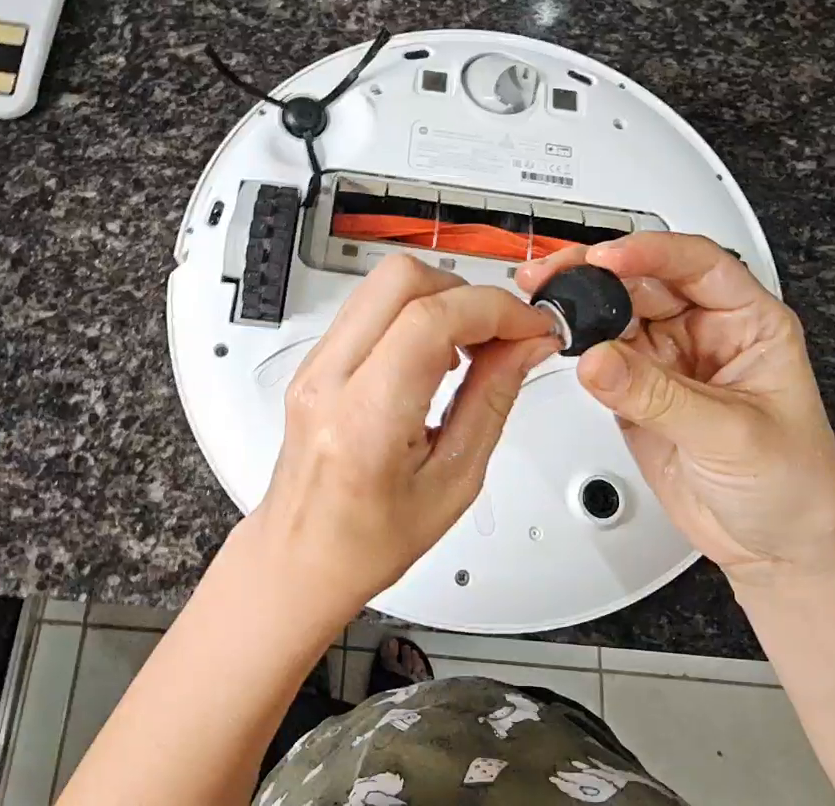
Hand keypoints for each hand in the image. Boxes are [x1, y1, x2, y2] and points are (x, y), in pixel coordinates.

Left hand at [244, 255, 558, 614]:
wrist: (302, 557)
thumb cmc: (366, 540)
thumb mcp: (454, 481)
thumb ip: (492, 400)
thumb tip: (525, 345)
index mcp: (364, 419)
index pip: (431, 318)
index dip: (495, 310)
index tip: (531, 327)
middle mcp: (329, 380)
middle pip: (402, 278)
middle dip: (467, 292)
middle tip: (502, 333)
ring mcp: (315, 366)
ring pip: (384, 284)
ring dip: (441, 300)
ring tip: (474, 347)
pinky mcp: (315, 362)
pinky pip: (370, 308)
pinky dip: (415, 314)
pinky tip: (438, 355)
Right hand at [516, 234, 834, 585]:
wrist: (775, 547)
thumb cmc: (793, 487)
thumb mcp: (732, 435)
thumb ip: (659, 396)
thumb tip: (598, 359)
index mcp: (748, 323)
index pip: (698, 265)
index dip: (651, 253)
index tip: (607, 259)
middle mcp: (705, 332)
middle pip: (644, 282)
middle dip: (597, 275)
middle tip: (556, 276)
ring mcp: (668, 360)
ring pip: (615, 314)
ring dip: (579, 308)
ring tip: (546, 309)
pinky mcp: (636, 389)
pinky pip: (599, 355)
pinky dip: (574, 346)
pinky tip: (556, 341)